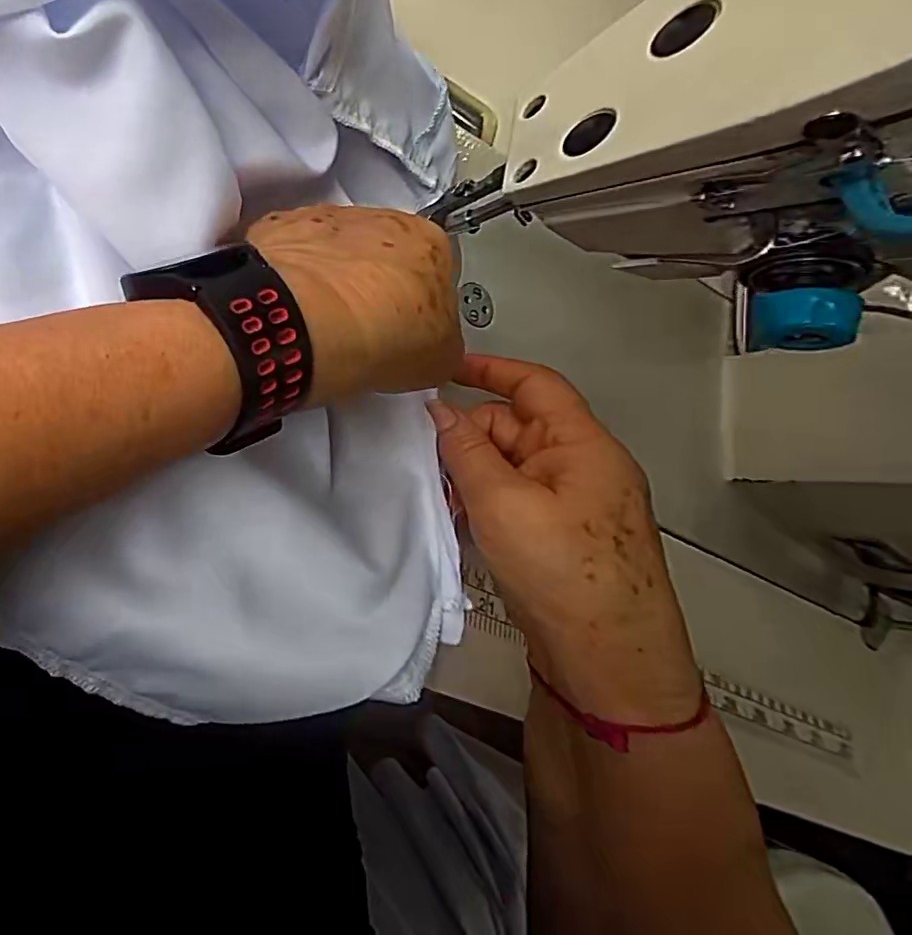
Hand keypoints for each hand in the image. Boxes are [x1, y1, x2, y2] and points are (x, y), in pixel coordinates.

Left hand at [246, 205, 461, 406]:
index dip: (410, 306)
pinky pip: (278, 250)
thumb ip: (440, 347)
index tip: (393, 330)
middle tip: (347, 328)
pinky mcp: (272, 230)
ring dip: (317, 277)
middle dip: (362, 287)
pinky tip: (274, 304)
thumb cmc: (369, 337)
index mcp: (430, 244)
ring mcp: (320, 222)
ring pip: (324, 248)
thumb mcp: (434, 360)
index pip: (430, 272)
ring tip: (306, 321)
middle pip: (375, 254)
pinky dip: (275, 273)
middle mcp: (377, 220)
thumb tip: (434, 359)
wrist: (302, 322)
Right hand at [430, 354, 702, 721]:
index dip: (488, 368)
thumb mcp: (501, 500)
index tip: (435, 366)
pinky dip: (475, 495)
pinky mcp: (553, 528)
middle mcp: (577, 465)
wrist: (605, 650)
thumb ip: (465, 449)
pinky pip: (505, 493)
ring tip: (429, 489)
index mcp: (581, 447)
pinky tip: (451, 513)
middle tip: (412, 450)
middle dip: (462, 433)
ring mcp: (566, 499)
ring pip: (502, 462)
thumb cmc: (559, 565)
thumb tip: (435, 407)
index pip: (535, 386)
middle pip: (510, 426)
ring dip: (464, 469)